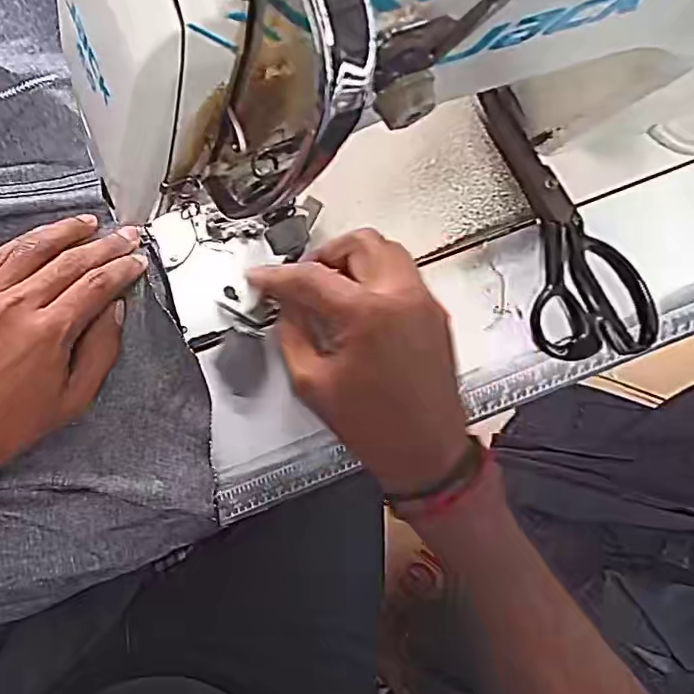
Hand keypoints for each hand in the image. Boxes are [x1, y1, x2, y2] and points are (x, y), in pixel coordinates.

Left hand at [0, 214, 146, 507]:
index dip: (122, 268)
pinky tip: (38, 237)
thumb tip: (114, 313)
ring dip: (64, 231)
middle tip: (125, 235)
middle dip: (105, 244)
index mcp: (47, 332)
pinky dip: (23, 242)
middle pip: (70, 260)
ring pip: (33, 248)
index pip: (95, 284)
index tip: (135, 262)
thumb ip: (100, 351)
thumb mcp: (73, 399)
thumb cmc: (9, 423)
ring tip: (87, 223)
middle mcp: (16, 307)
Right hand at [247, 228, 471, 495]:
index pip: (311, 276)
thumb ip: (292, 334)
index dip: (277, 276)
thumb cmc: (378, 427)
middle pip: (358, 243)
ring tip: (324, 289)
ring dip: (349, 261)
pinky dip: (371, 277)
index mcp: (368, 315)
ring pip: (385, 251)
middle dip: (320, 255)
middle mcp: (402, 298)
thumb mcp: (311, 381)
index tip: (260, 278)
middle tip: (298, 279)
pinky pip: (400, 274)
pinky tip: (351, 305)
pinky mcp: (433, 313)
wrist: (425, 450)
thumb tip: (285, 308)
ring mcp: (423, 303)